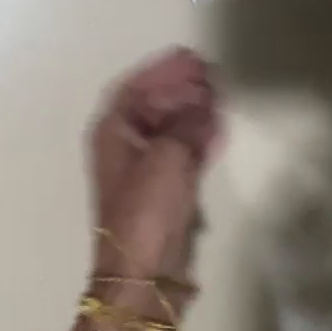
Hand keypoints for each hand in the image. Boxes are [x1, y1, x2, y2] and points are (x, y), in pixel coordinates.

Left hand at [87, 48, 220, 277]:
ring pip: (168, 127)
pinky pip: (181, 151)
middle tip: (212, 73)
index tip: (189, 57)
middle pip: (152, 104)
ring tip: (219, 95)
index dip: (160, 70)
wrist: (146, 273)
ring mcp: (143, 169)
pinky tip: (217, 128)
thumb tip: (204, 103)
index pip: (134, 87)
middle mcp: (123, 146)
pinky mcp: (163, 190)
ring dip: (191, 110)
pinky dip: (197, 137)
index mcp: (112, 131)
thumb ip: (187, 123)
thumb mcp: (169, 157)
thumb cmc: (147, 210)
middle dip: (180, 87)